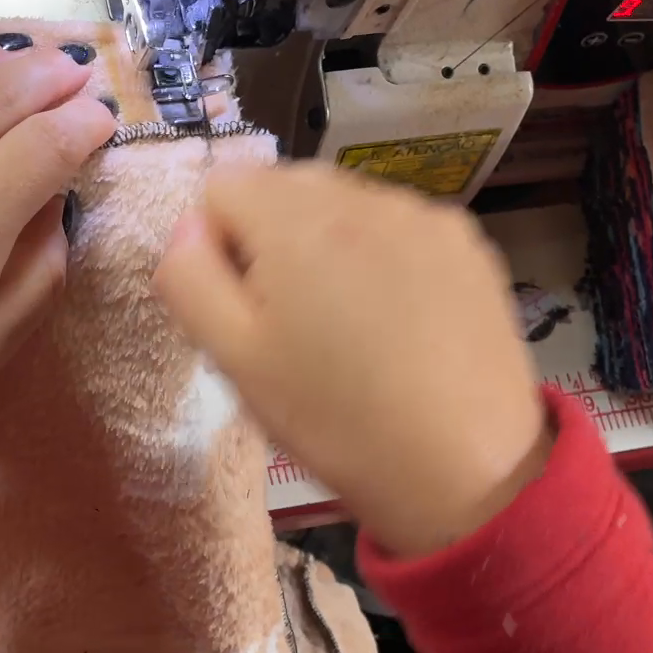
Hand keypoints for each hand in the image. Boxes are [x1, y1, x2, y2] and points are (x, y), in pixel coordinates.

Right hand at [152, 164, 550, 556]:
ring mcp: (422, 214)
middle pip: (280, 186)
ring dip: (319, 244)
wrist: (462, 466)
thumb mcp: (234, 359)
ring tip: (341, 324)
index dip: (213, 247)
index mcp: (296, 220)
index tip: (240, 309)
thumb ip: (190, 281)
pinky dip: (374, 255)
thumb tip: (187, 229)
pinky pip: (391, 225)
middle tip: (286, 322)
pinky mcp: (465, 242)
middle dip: (265, 240)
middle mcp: (362, 195)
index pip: (220, 187)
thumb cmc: (330, 418)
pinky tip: (390, 318)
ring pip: (337, 203)